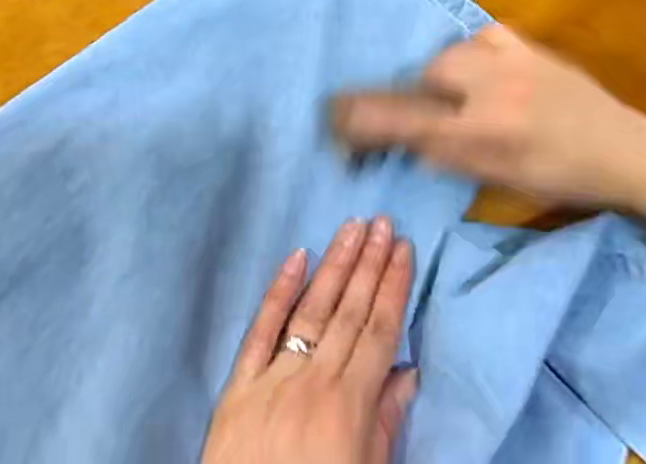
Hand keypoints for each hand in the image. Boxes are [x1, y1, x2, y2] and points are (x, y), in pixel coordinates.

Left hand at [201, 216, 418, 463]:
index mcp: (349, 405)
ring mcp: (272, 378)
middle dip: (369, 262)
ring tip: (353, 227)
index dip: (394, 285)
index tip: (404, 248)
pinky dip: (279, 290)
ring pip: (311, 308)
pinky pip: (260, 329)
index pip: (379, 330)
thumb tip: (408, 370)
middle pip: (348, 309)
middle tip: (383, 222)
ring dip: (335, 264)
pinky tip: (297, 256)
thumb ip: (386, 423)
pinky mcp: (237, 385)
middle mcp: (313, 381)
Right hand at [332, 26, 645, 226]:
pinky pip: (478, 38)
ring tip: (462, 96)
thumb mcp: (503, 181)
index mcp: (486, 134)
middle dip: (418, 97)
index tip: (336, 113)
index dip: (368, 118)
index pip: (410, 122)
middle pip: (425, 78)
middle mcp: (493, 89)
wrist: (626, 149)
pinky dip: (471, 54)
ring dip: (444, 76)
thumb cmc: (564, 178)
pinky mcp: (524, 42)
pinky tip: (485, 72)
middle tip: (430, 116)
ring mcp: (510, 59)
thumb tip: (411, 139)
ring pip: (447, 57)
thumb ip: (451, 156)